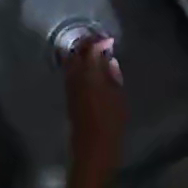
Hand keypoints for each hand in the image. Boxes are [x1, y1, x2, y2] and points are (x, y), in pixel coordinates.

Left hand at [62, 36, 126, 182]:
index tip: (110, 40)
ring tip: (95, 52)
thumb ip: (113, 76)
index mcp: (89, 74)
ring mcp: (70, 85)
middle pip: (77, 52)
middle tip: (100, 41)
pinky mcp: (69, 94)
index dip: (100, 42)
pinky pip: (71, 71)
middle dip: (87, 44)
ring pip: (71, 61)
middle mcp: (75, 77)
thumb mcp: (118, 97)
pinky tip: (89, 67)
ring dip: (81, 53)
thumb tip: (109, 61)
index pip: (91, 50)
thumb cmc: (111, 122)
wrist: (93, 146)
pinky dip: (78, 64)